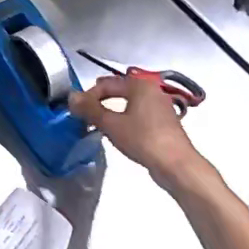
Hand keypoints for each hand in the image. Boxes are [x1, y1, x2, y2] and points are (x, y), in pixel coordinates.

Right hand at [71, 75, 204, 179]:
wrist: (176, 164)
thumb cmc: (143, 139)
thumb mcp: (111, 124)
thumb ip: (90, 109)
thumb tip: (71, 97)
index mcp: (140, 85)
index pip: (107, 83)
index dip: (89, 95)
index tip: (77, 111)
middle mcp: (152, 90)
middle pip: (119, 90)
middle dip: (100, 101)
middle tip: (85, 115)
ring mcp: (160, 106)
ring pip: (129, 103)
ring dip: (112, 110)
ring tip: (99, 124)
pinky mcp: (164, 122)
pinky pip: (138, 113)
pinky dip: (125, 118)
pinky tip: (118, 132)